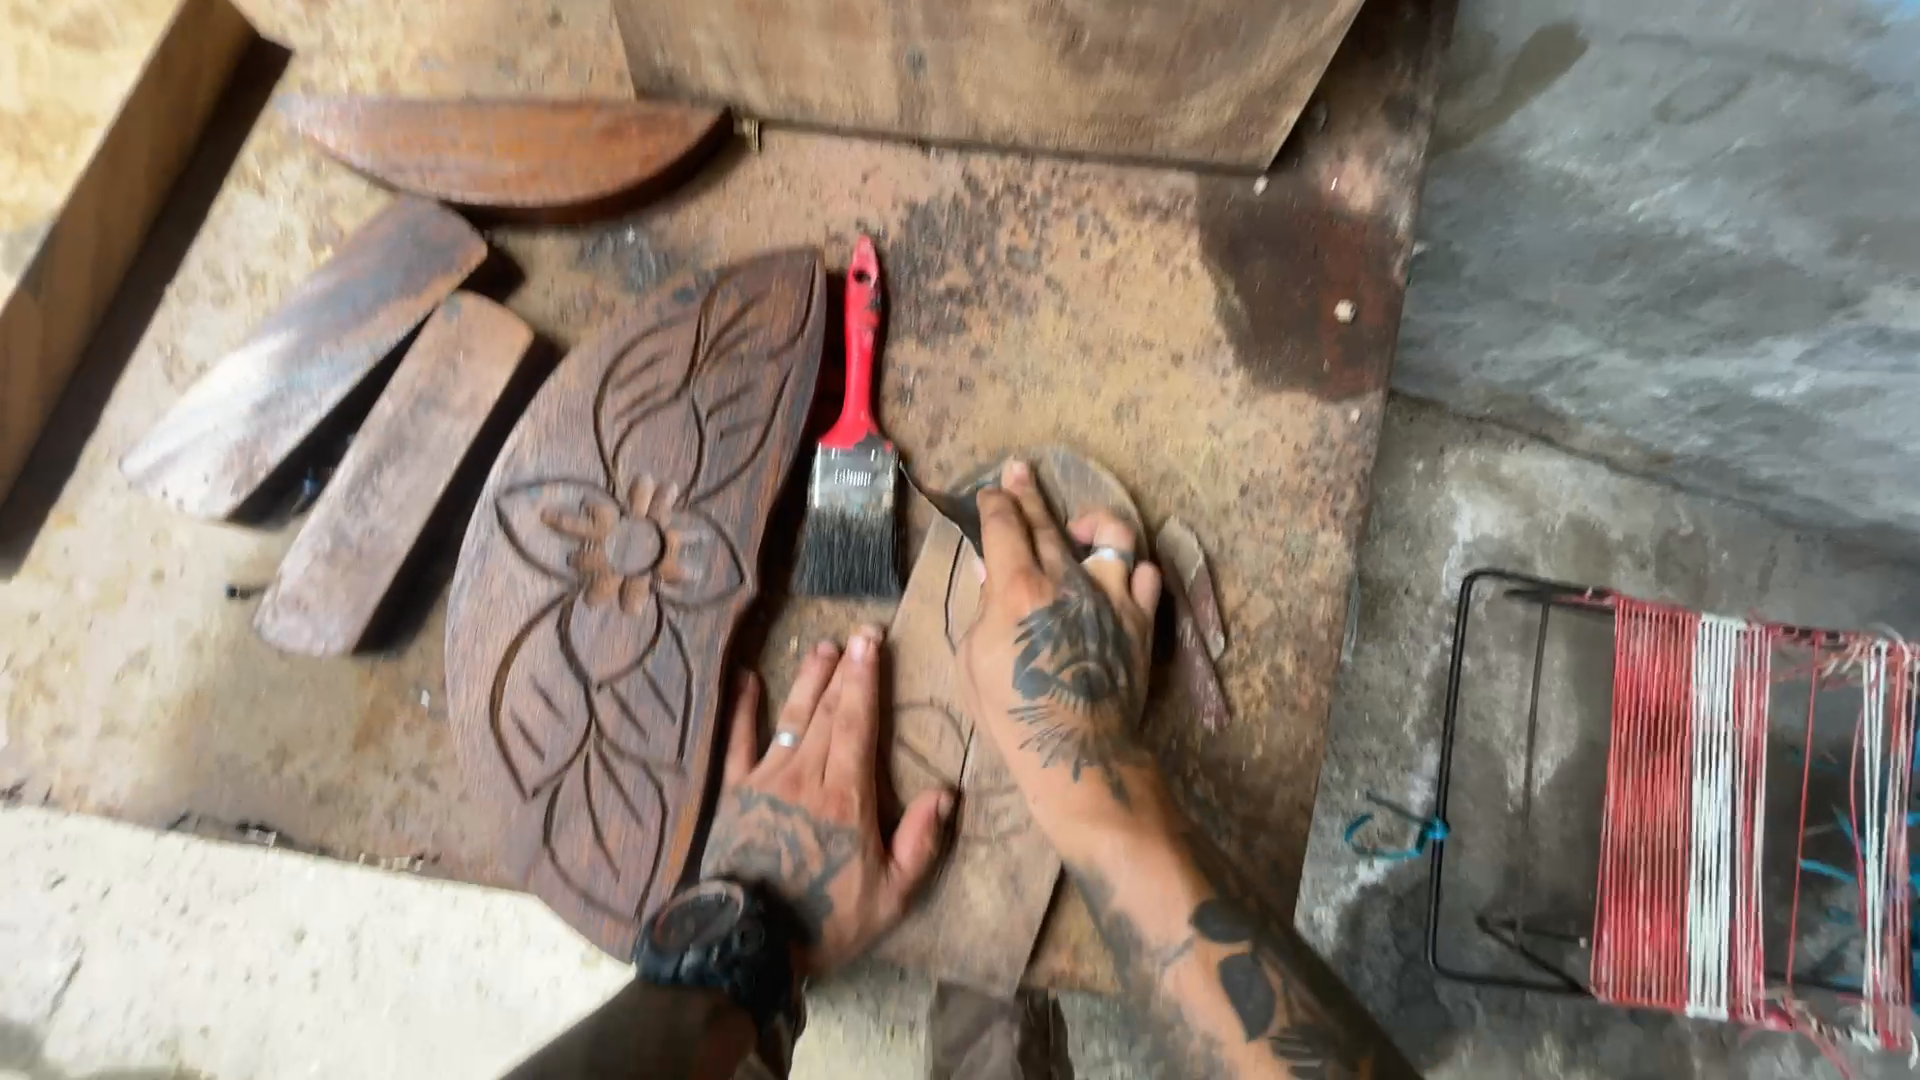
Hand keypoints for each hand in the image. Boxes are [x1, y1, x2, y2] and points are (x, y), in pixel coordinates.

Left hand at [701, 628, 953, 976]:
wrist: (749, 944)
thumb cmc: (827, 918)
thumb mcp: (891, 895)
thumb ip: (920, 843)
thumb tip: (947, 793)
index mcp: (846, 795)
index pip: (858, 721)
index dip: (866, 678)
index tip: (872, 642)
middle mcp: (807, 774)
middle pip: (829, 710)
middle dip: (845, 667)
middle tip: (858, 633)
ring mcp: (768, 778)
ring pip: (793, 717)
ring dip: (809, 678)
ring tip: (822, 646)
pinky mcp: (737, 791)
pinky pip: (739, 741)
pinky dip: (743, 708)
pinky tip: (747, 678)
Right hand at [956, 460, 1170, 861]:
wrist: (1075, 752)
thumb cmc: (1010, 712)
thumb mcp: (972, 659)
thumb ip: (982, 607)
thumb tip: (991, 569)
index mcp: (1017, 588)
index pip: (1004, 525)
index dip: (995, 502)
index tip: (992, 491)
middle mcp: (1066, 579)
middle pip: (1046, 521)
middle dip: (1028, 492)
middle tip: (1020, 471)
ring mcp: (1110, 596)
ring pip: (1111, 535)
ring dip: (1092, 522)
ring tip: (1079, 525)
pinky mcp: (1139, 619)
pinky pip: (1144, 575)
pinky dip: (1130, 568)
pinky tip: (1116, 573)